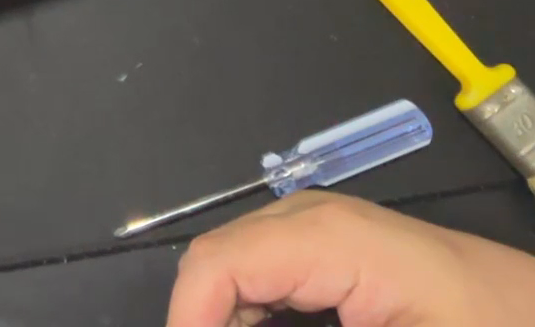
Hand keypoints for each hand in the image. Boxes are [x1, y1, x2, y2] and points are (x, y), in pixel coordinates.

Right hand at [167, 193, 534, 326]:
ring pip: (242, 272)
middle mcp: (315, 218)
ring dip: (235, 317)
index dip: (189, 319)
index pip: (216, 263)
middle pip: (221, 265)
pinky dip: (261, 315)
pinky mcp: (345, 254)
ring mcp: (329, 231)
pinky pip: (275, 278)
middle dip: (210, 318)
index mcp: (328, 236)